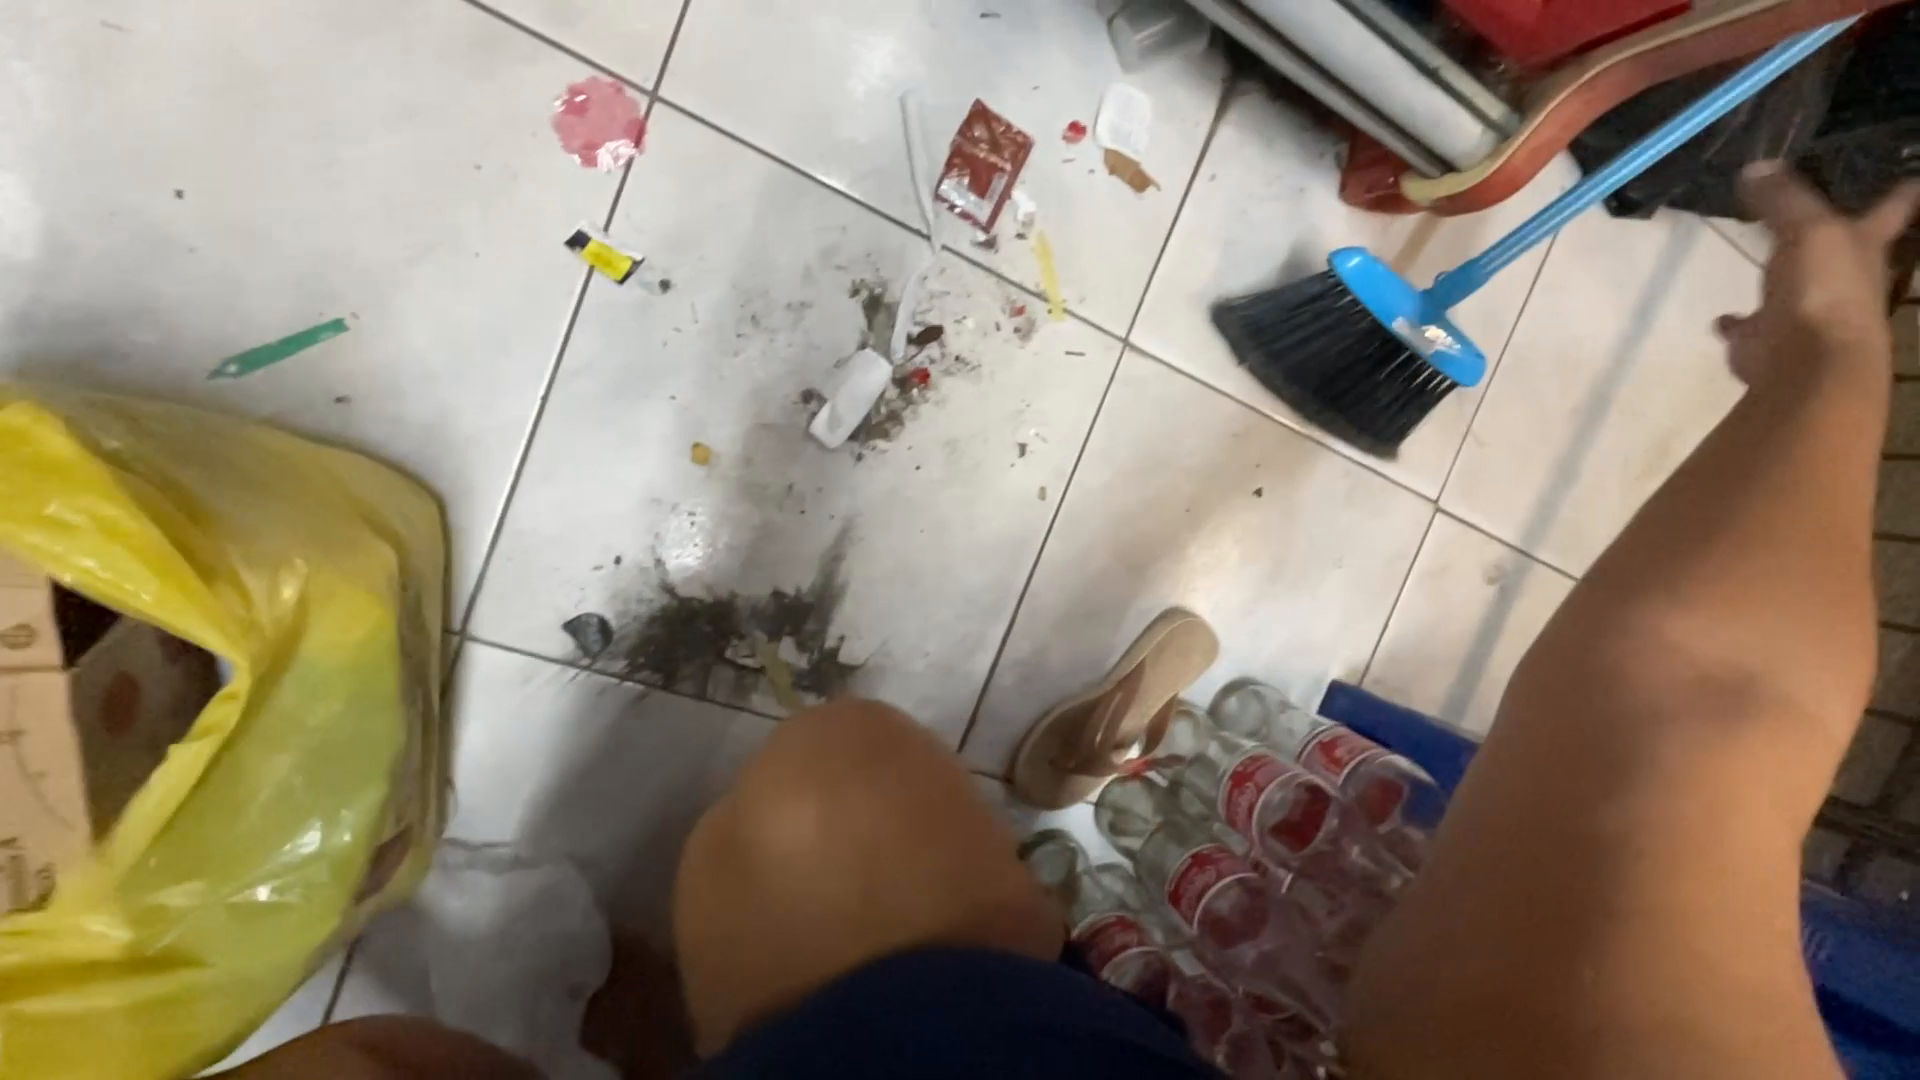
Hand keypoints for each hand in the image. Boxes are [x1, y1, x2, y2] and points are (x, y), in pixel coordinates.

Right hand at [1715, 161, 1918, 387]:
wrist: (1806, 363)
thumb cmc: (1822, 290)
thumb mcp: (1807, 232)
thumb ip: (1782, 200)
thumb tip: (1756, 165)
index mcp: (1864, 247)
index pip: (1891, 208)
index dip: (1899, 192)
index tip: (1908, 178)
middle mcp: (1843, 278)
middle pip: (1845, 247)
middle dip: (1838, 233)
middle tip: (1821, 217)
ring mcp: (1804, 312)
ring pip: (1797, 286)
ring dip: (1784, 278)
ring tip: (1764, 265)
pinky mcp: (1768, 340)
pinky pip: (1750, 326)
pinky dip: (1737, 322)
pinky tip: (1723, 319)